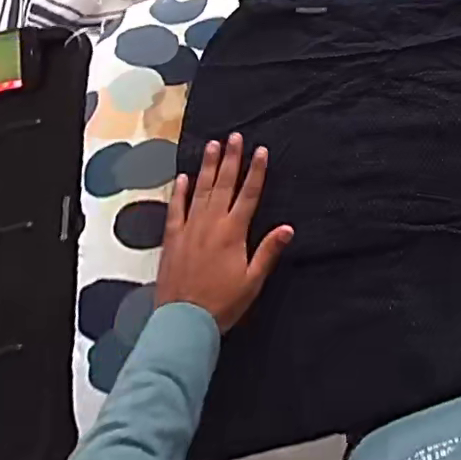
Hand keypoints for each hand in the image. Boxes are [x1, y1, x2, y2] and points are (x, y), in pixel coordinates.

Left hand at [155, 133, 294, 331]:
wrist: (183, 323)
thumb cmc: (222, 304)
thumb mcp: (252, 281)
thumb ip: (268, 251)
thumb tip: (288, 228)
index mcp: (233, 231)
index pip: (249, 194)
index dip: (256, 171)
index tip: (261, 150)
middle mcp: (212, 223)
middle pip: (224, 184)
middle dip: (231, 158)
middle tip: (234, 136)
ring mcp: (190, 228)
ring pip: (201, 190)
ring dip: (208, 166)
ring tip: (212, 145)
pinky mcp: (172, 238)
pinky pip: (176, 208)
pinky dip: (180, 192)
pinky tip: (183, 177)